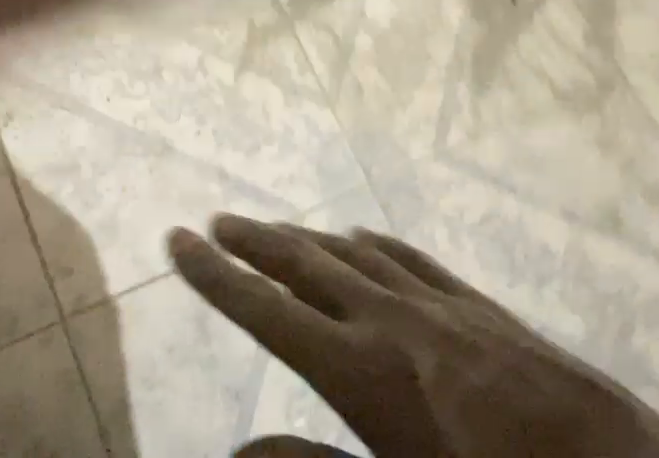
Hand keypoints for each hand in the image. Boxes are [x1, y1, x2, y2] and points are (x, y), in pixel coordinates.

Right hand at [170, 216, 658, 457]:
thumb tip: (235, 449)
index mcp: (357, 370)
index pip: (262, 310)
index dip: (213, 275)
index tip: (176, 239)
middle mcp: (385, 322)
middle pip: (301, 267)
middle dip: (251, 243)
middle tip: (214, 222)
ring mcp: (436, 307)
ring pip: (350, 256)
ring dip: (304, 239)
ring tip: (271, 227)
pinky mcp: (481, 308)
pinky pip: (410, 259)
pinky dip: (373, 244)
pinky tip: (362, 236)